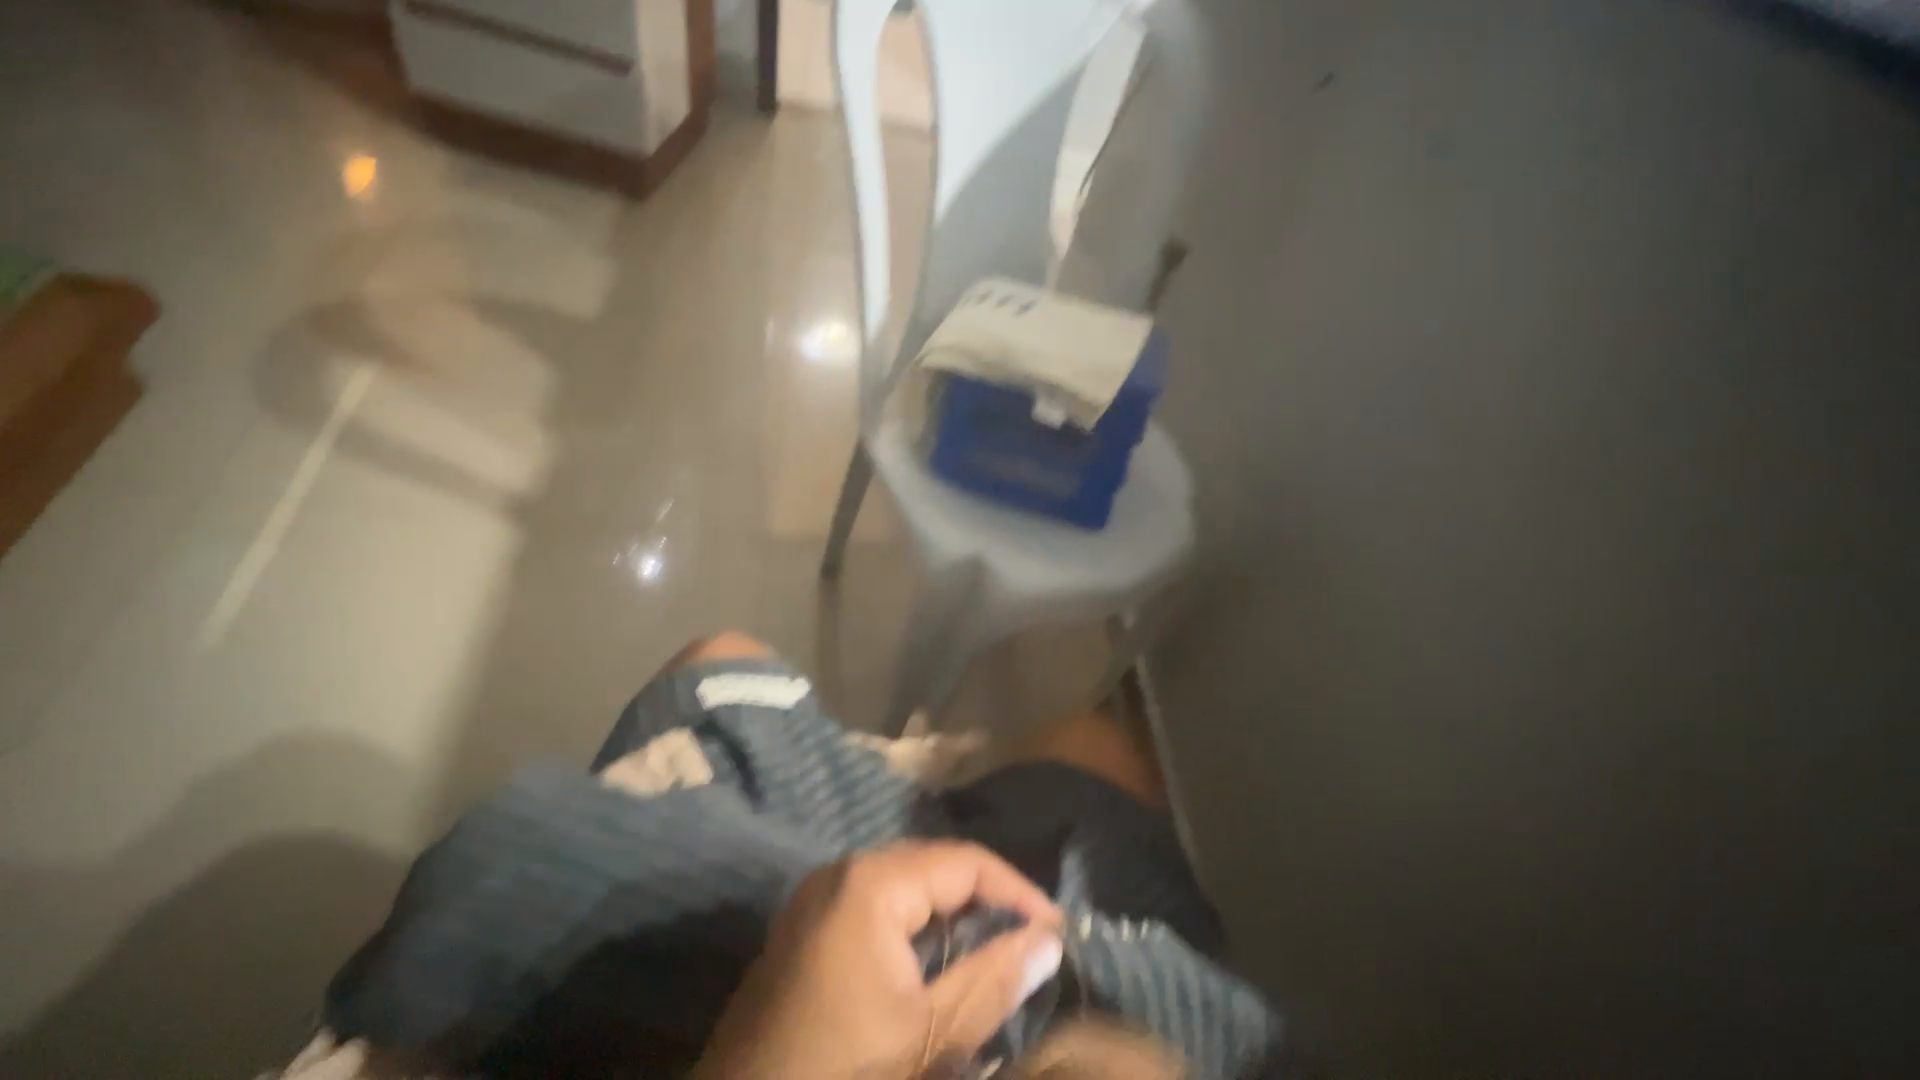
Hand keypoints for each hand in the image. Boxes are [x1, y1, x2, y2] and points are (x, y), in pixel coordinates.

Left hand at [695, 841, 1064, 1078]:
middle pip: (933, 865)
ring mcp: (816, 896)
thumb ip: (993, 980)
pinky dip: (913, 926)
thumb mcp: (927, 1033)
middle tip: (1030, 941)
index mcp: (871, 882)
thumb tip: (1050, 940)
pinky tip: (934, 962)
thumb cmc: (839, 1069)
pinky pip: (873, 905)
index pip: (965, 862)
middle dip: (986, 900)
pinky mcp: (804, 926)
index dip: (1018, 892)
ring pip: (904, 885)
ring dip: (951, 914)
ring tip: (993, 951)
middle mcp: (841, 871)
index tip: (1056, 933)